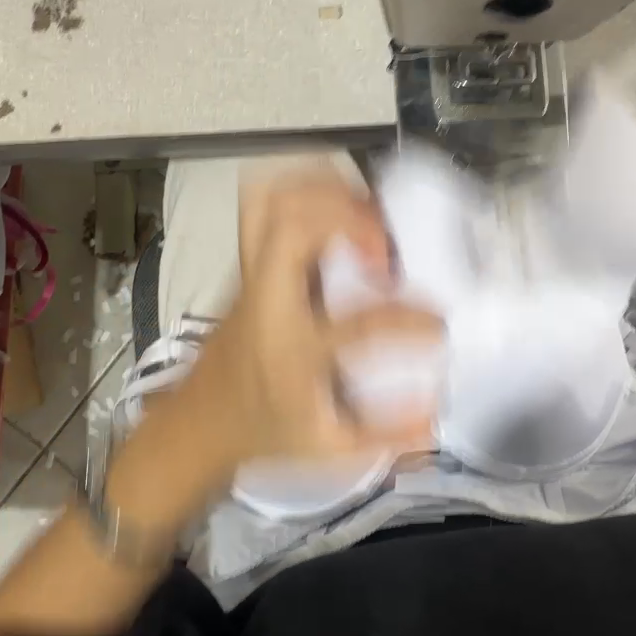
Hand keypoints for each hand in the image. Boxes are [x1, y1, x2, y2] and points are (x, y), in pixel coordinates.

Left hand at [156, 168, 443, 474]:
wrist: (198, 423)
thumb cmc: (265, 429)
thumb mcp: (326, 447)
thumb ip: (383, 435)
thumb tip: (433, 419)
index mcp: (292, 349)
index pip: (357, 324)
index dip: (407, 319)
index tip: (436, 324)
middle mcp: (267, 301)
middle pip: (293, 228)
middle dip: (350, 220)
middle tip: (386, 244)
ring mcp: (251, 275)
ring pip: (272, 203)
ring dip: (323, 192)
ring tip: (364, 209)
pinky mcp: (247, 264)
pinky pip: (263, 205)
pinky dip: (301, 188)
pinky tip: (335, 200)